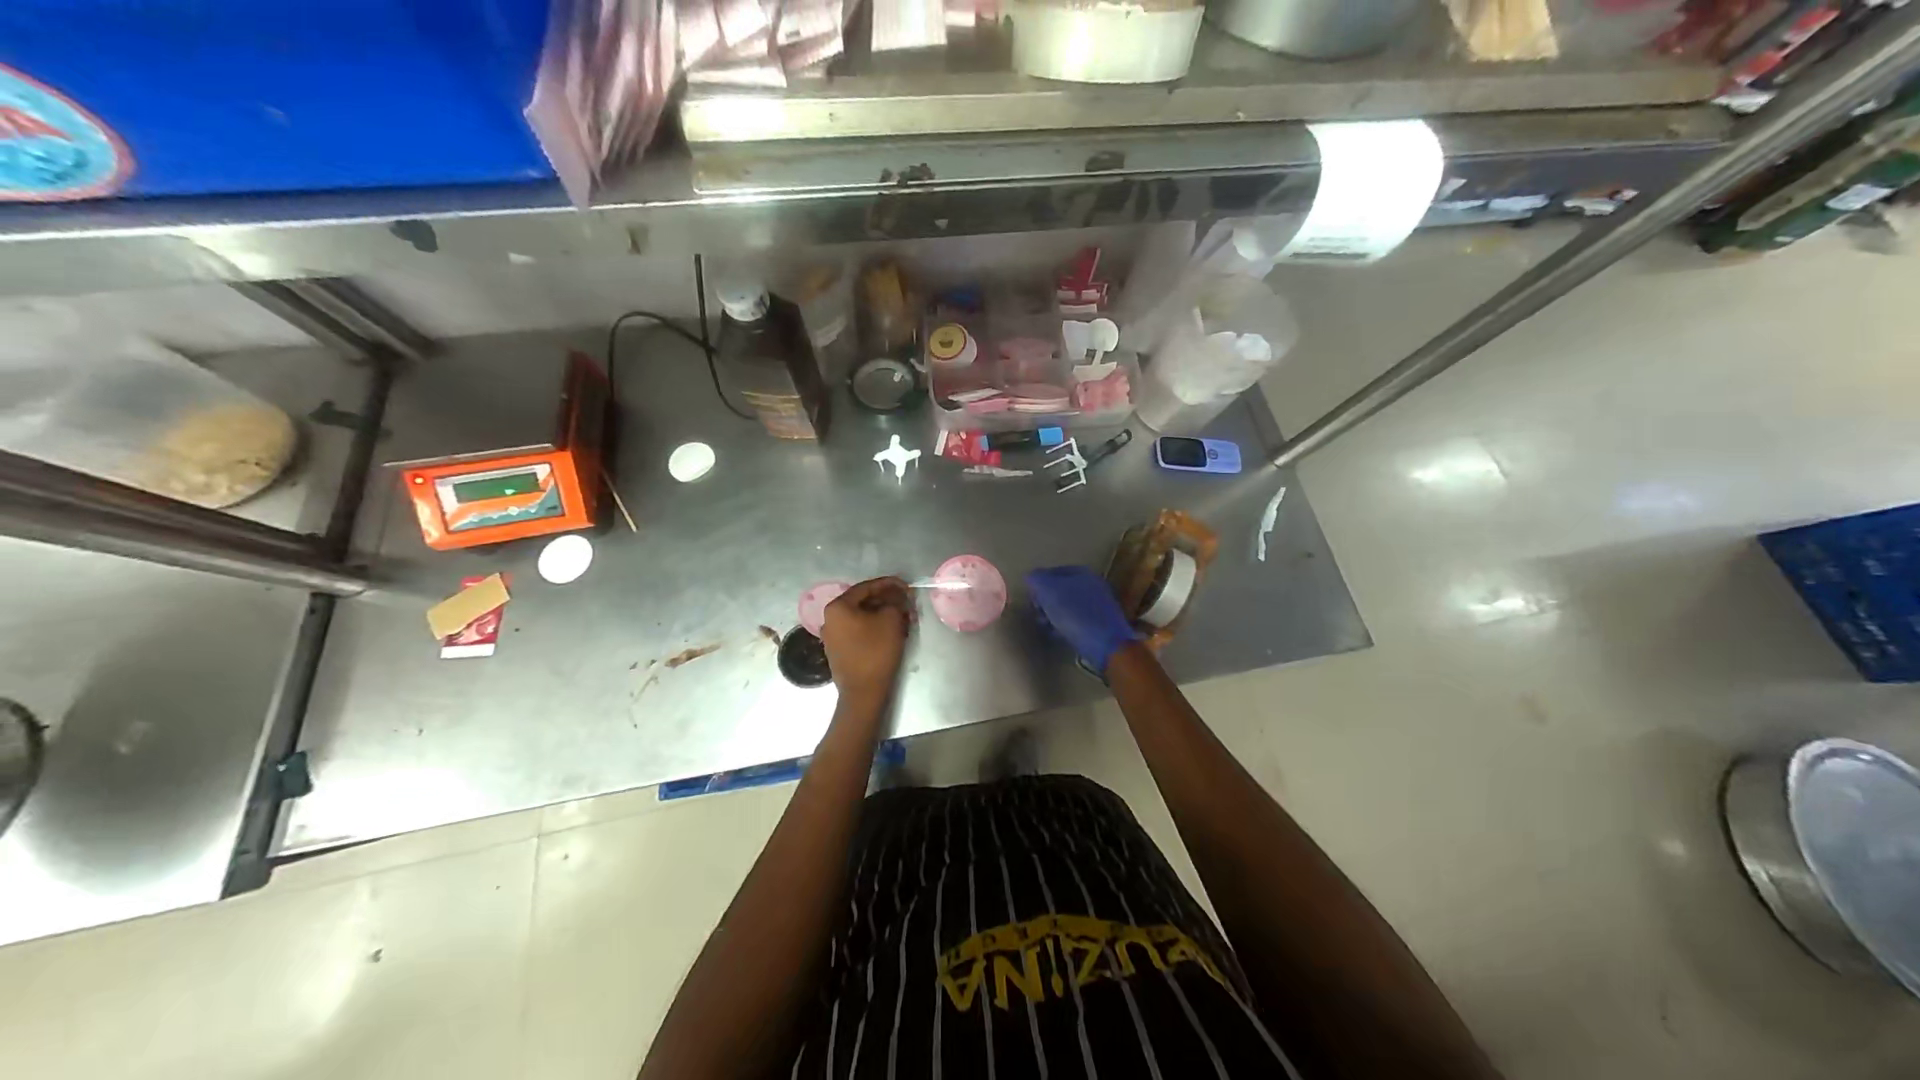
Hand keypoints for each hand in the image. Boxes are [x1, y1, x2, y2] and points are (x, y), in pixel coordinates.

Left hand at [820, 577, 912, 702]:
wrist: (863, 691)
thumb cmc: (876, 650)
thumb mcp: (891, 620)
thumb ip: (895, 602)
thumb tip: (897, 597)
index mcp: (838, 607)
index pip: (866, 587)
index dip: (888, 584)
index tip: (905, 585)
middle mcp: (829, 619)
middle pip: (862, 602)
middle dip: (886, 600)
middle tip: (905, 602)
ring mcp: (832, 636)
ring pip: (861, 617)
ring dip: (882, 615)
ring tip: (902, 617)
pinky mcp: (839, 651)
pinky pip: (858, 631)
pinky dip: (874, 627)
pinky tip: (890, 631)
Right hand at [1025, 565, 1138, 675]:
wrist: (1107, 644)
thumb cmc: (1075, 615)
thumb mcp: (1050, 593)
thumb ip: (1037, 580)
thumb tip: (1030, 577)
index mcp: (1082, 573)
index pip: (1052, 572)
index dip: (1038, 584)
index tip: (1031, 600)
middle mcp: (1093, 584)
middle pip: (1061, 589)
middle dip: (1046, 601)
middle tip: (1038, 614)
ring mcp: (1100, 604)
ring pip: (1069, 605)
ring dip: (1055, 614)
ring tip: (1047, 626)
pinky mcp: (1102, 623)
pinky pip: (1078, 618)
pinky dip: (1067, 624)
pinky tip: (1061, 634)